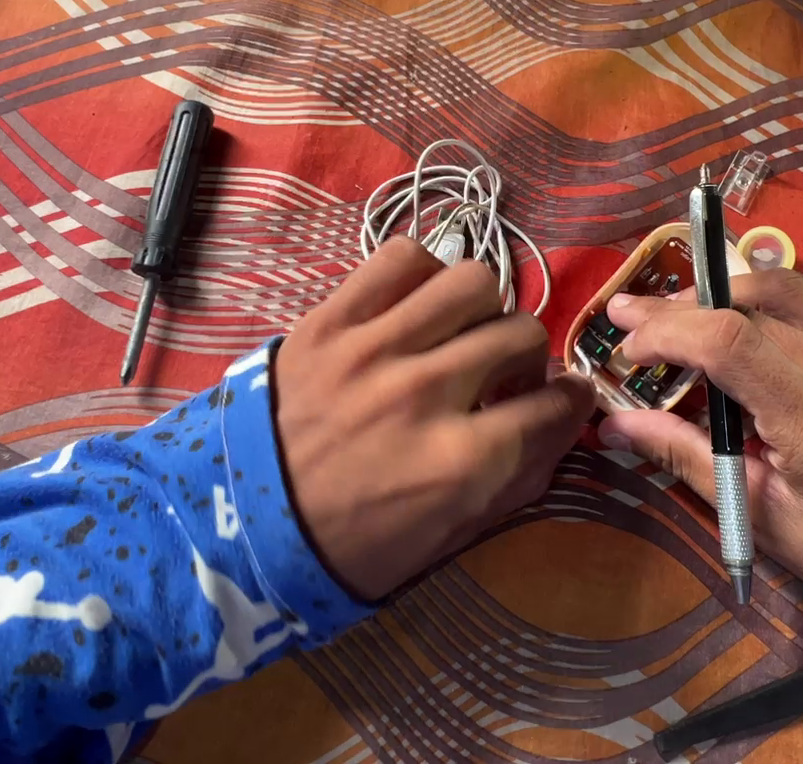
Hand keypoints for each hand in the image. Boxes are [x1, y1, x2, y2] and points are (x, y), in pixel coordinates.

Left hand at [274, 237, 594, 599]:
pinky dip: (423, 273)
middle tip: (503, 374)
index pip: (554, 406)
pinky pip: (401, 257)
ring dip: (483, 308)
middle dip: (528, 357)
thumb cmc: (345, 546)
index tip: (563, 399)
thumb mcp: (444, 539)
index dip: (571, 402)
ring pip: (473, 281)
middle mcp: (426, 391)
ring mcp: (375, 346)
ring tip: (460, 331)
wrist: (231, 524)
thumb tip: (559, 422)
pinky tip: (416, 304)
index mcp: (459, 463)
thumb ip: (514, 481)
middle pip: (521, 333)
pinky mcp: (331, 318)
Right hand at [597, 270, 802, 652]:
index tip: (629, 350)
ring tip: (675, 314)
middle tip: (627, 315)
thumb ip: (687, 458)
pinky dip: (762, 301)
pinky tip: (736, 321)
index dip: (667, 332)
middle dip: (677, 308)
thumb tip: (614, 424)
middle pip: (749, 304)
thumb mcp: (765, 522)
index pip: (729, 341)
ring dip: (719, 292)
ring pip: (784, 288)